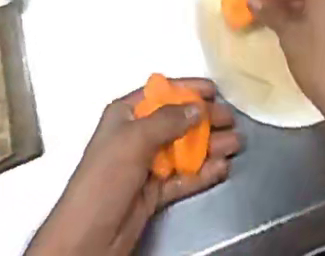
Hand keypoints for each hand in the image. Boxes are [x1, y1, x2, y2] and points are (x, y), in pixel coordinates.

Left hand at [26, 78, 241, 255]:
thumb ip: (167, 121)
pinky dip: (202, 172)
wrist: (89, 235)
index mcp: (126, 114)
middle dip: (204, 120)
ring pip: (183, 150)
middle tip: (232, 121)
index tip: (214, 90)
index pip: (161, 93)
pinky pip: (182, 177)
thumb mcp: (134, 140)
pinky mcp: (154, 192)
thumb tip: (197, 106)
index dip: (187, 89)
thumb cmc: (105, 176)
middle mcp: (137, 135)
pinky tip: (221, 168)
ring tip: (236, 145)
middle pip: (176, 122)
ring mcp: (146, 164)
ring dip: (210, 146)